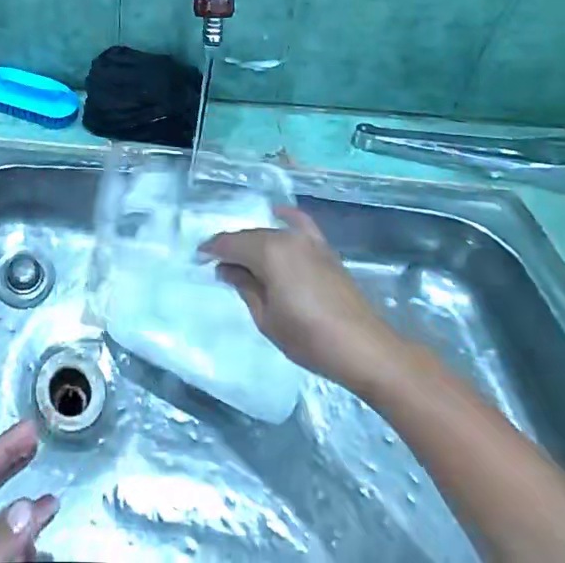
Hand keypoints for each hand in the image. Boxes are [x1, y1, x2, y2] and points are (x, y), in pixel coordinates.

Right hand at [201, 205, 413, 391]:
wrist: (366, 350)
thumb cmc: (309, 338)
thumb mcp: (266, 317)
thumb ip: (244, 286)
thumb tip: (227, 268)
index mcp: (267, 252)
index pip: (229, 243)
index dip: (211, 250)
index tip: (198, 259)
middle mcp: (286, 238)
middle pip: (249, 236)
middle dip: (231, 248)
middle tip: (218, 264)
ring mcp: (309, 242)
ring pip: (270, 233)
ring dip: (254, 243)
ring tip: (243, 259)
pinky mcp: (325, 250)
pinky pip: (300, 225)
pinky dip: (287, 218)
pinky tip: (278, 213)